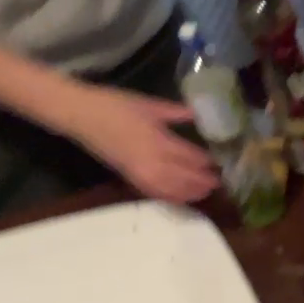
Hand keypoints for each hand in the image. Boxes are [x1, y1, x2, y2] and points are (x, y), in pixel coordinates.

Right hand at [62, 86, 217, 201]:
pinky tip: (187, 197)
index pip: (194, 158)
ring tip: (209, 189)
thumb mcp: (148, 104)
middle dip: (207, 180)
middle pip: (190, 178)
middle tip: (221, 180)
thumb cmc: (114, 105)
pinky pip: (163, 196)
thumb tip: (198, 113)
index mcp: (161, 141)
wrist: (81, 116)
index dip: (209, 162)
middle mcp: (156, 163)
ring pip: (180, 191)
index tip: (222, 163)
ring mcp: (146, 176)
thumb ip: (175, 112)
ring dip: (197, 192)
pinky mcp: (136, 183)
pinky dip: (179, 198)